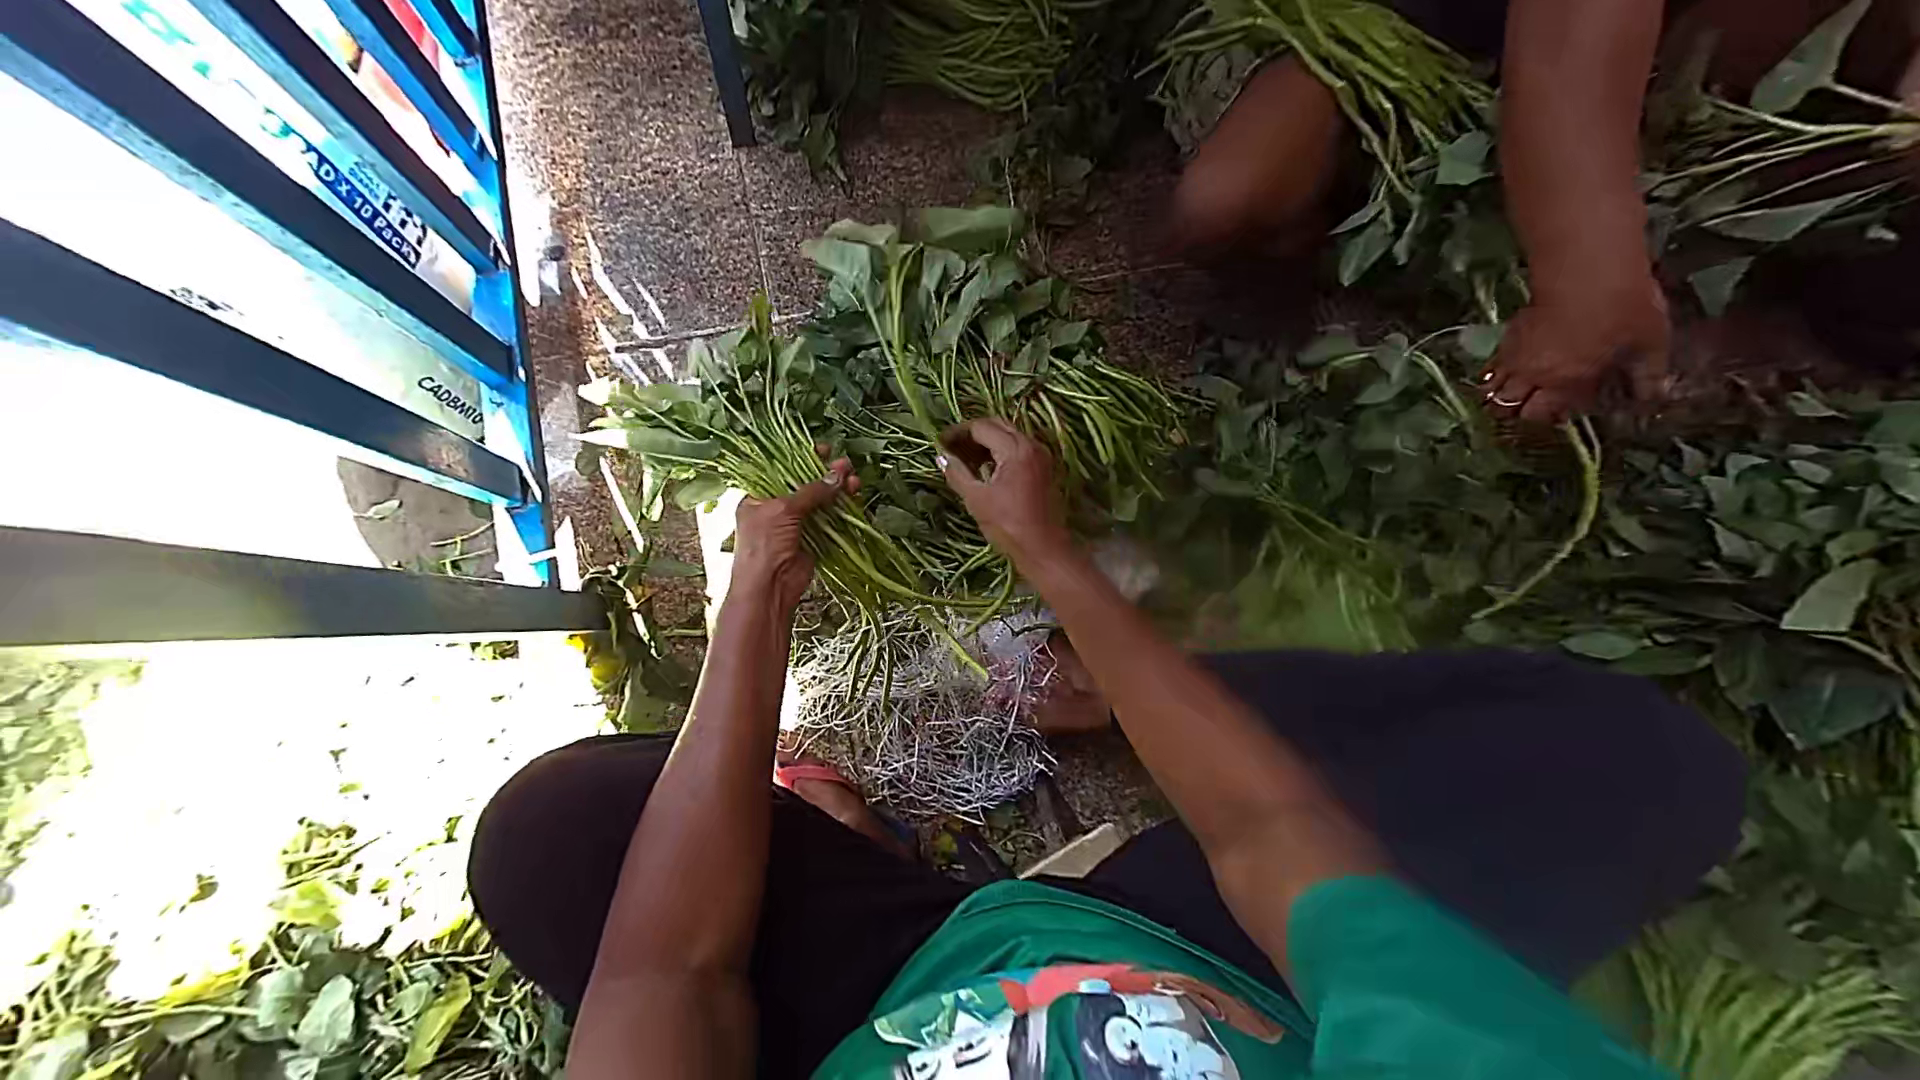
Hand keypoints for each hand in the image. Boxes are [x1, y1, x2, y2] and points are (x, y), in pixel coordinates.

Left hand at [730, 453, 855, 612]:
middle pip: (806, 484)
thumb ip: (811, 492)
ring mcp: (796, 523)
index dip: (803, 457)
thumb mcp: (783, 511)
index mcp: (759, 496)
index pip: (782, 469)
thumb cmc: (764, 546)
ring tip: (855, 480)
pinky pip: (830, 519)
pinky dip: (842, 509)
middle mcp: (777, 507)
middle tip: (846, 464)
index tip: (824, 449)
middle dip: (826, 474)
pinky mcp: (813, 538)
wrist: (769, 588)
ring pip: (821, 501)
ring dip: (838, 490)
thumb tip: (837, 474)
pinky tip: (854, 497)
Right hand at [938, 418, 1069, 565]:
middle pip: (997, 426)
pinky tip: (986, 469)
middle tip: (951, 449)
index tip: (940, 444)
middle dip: (972, 434)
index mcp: (1015, 449)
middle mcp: (1032, 444)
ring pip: (1009, 436)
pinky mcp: (1045, 468)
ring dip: (986, 443)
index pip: (981, 427)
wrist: (1044, 549)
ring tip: (965, 460)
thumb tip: (941, 456)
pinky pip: (1019, 449)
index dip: (957, 433)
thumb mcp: (976, 499)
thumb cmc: (1009, 526)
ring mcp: (1041, 455)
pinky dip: (1000, 452)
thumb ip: (957, 472)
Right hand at [1482, 276, 1670, 424]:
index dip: (1551, 417)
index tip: (1561, 414)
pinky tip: (1505, 371)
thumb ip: (1649, 374)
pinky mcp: (1507, 340)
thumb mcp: (1651, 343)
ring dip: (1498, 396)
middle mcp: (1534, 377)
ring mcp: (1515, 359)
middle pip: (1509, 405)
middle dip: (1517, 411)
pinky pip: (1492, 367)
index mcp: (1568, 383)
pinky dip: (1495, 374)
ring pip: (1492, 389)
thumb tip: (1654, 397)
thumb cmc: (1624, 311)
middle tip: (1529, 407)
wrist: (1589, 276)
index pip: (1545, 412)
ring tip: (1509, 396)